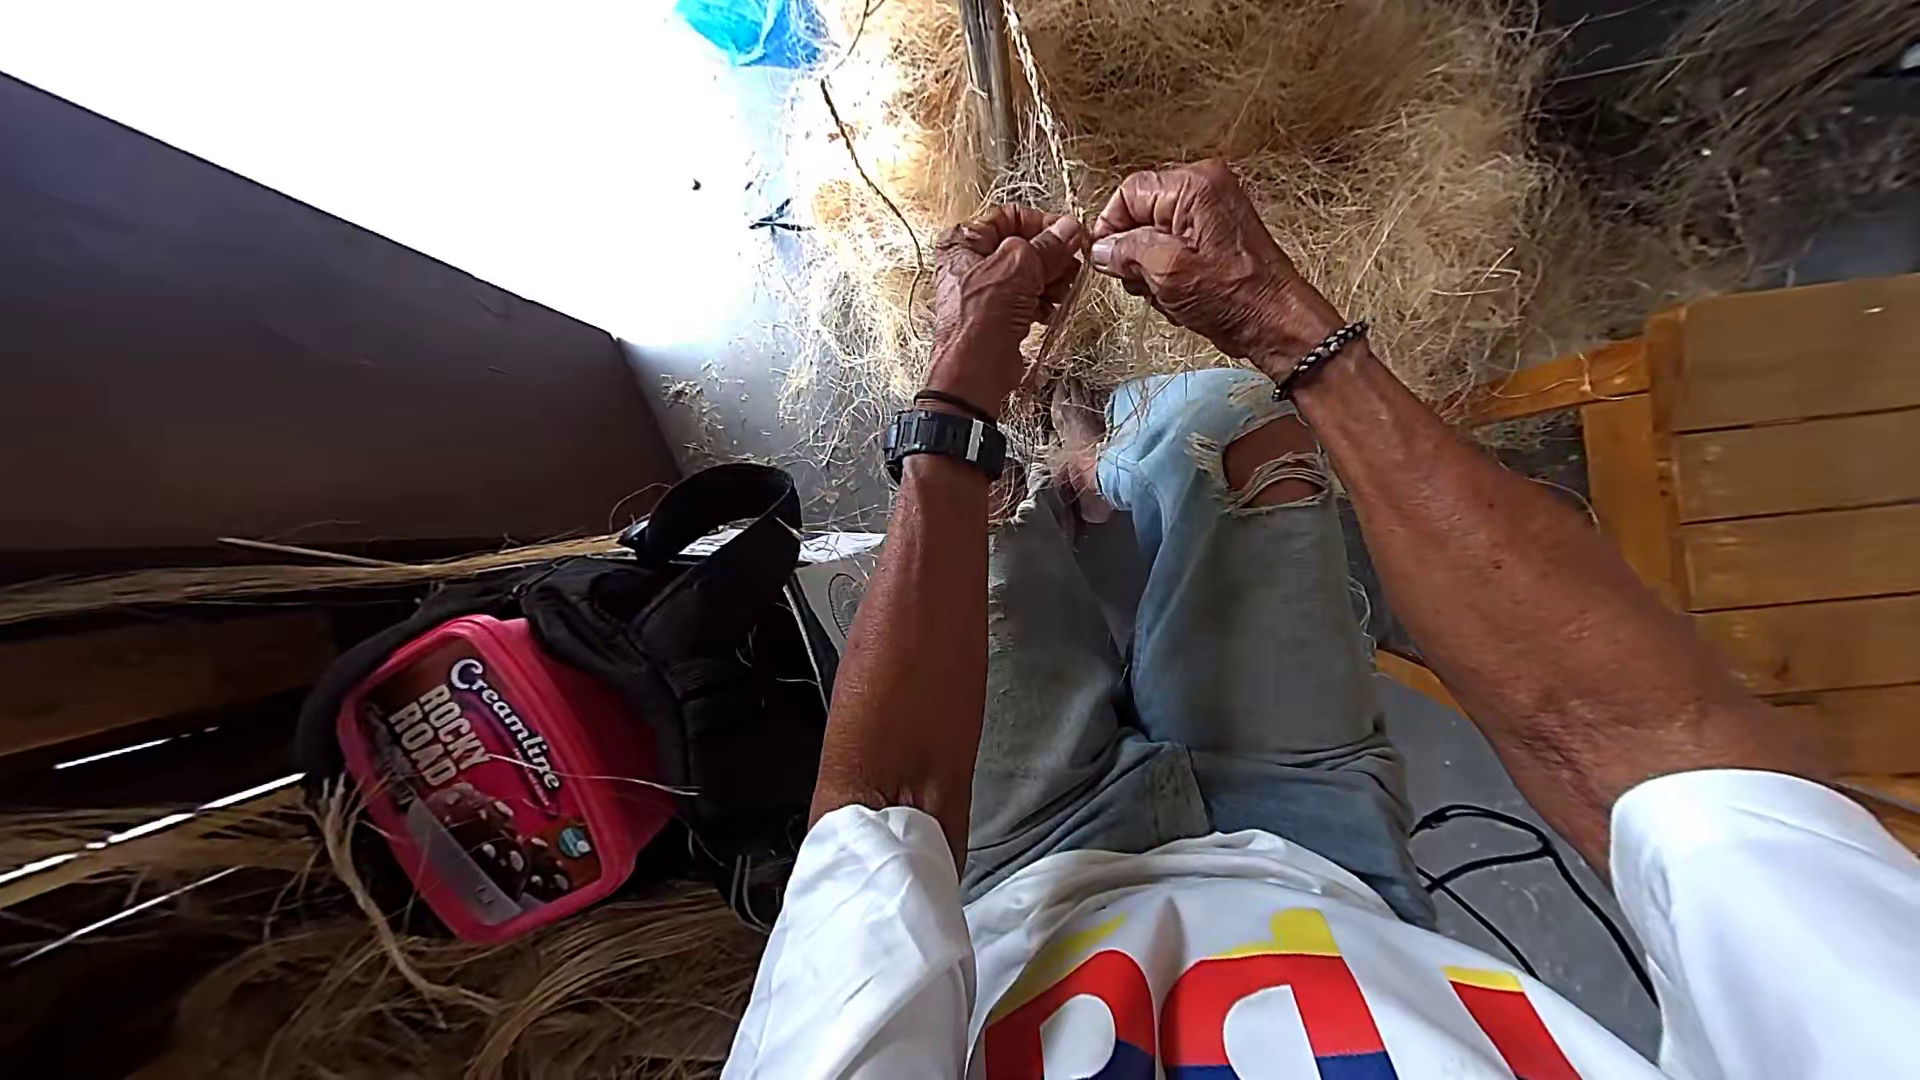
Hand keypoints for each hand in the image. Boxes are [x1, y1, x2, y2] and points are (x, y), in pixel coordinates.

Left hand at [929, 206, 1084, 418]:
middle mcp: (970, 266)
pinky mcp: (997, 318)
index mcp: (964, 243)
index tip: (1068, 233)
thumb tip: (1068, 230)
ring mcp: (984, 294)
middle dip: (1050, 257)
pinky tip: (1050, 310)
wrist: (974, 371)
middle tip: (1071, 263)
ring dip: (1050, 282)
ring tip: (1063, 290)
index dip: (1043, 223)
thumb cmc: (979, 320)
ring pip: (1027, 276)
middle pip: (1022, 248)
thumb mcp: (1018, 268)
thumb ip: (1047, 245)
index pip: (1010, 218)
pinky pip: (1026, 301)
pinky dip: (1041, 303)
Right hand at [1088, 160, 1344, 373]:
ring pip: (1150, 239)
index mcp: (1193, 186)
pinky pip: (1168, 253)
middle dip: (1131, 254)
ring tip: (1165, 294)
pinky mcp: (1211, 240)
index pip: (1128, 193)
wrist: (1271, 320)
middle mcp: (1202, 190)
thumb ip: (1127, 251)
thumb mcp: (1166, 271)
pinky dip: (1163, 277)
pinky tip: (1177, 296)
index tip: (1106, 262)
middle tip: (1144, 283)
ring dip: (1147, 272)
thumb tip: (1098, 249)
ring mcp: (1208, 215)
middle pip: (1138, 215)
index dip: (1110, 228)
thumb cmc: (1230, 295)